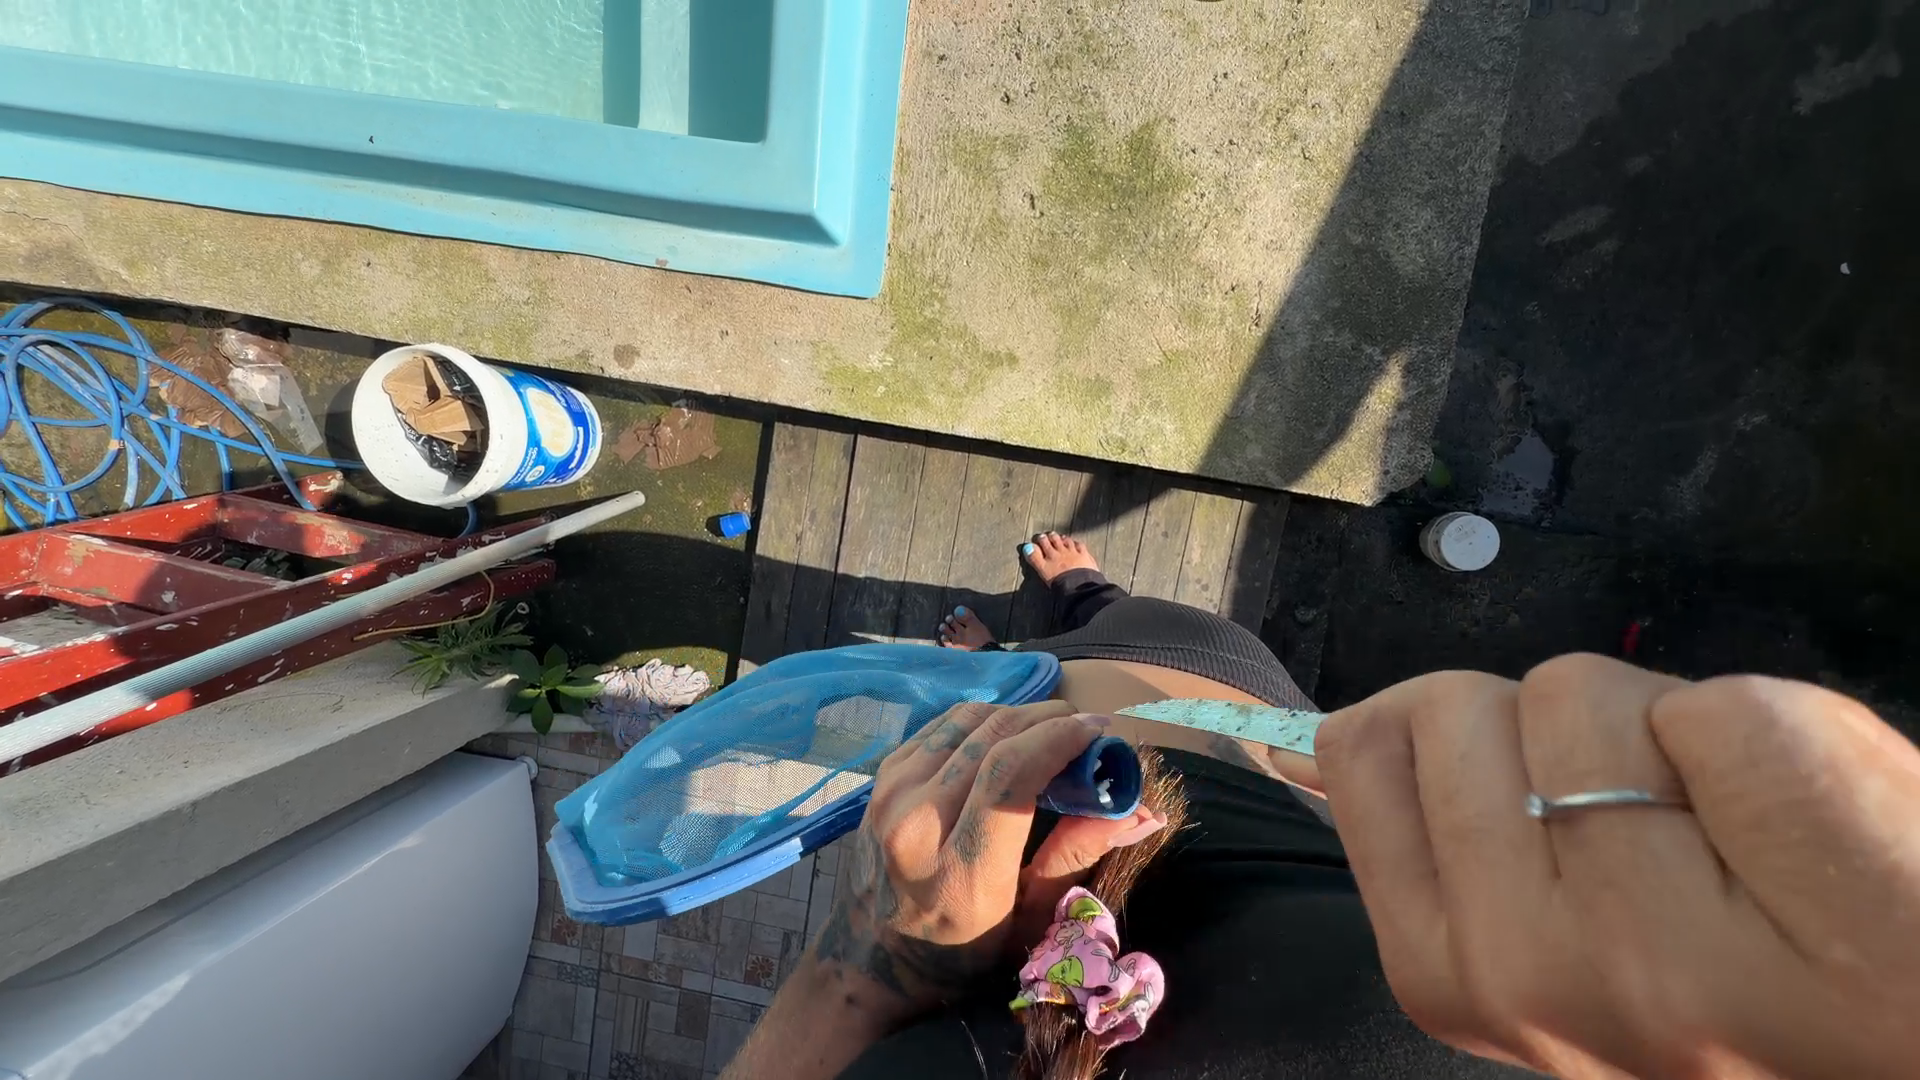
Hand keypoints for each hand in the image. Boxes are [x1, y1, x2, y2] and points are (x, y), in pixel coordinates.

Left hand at [808, 701, 1167, 1026]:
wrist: (874, 952)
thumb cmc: (964, 948)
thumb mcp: (1029, 920)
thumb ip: (1077, 856)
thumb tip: (1140, 811)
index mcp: (959, 874)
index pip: (1009, 776)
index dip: (1058, 739)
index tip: (1099, 729)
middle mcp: (917, 824)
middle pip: (992, 739)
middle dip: (1048, 719)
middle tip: (1084, 727)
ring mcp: (891, 793)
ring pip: (969, 721)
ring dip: (1018, 714)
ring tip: (1050, 730)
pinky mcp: (882, 775)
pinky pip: (944, 724)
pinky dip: (984, 719)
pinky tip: (1007, 734)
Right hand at [1316, 654, 1919, 1078]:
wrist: (1918, 1044)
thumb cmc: (1700, 965)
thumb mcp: (1520, 913)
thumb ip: (1416, 820)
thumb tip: (1280, 736)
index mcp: (1445, 972)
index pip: (1360, 745)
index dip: (1448, 738)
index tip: (1524, 802)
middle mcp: (1536, 982)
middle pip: (1457, 705)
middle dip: (1546, 726)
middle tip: (1640, 822)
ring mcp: (1685, 971)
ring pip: (1578, 697)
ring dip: (1658, 724)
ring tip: (1739, 830)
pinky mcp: (1864, 934)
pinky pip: (1735, 718)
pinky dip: (1788, 738)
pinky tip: (1831, 839)